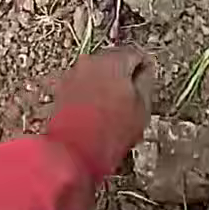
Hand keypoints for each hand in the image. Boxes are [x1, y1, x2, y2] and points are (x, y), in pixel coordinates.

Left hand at [45, 47, 153, 176]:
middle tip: (132, 98)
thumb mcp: (142, 106)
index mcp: (113, 60)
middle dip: (124, 76)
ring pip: (97, 73)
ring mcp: (73, 75)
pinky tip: (96, 114)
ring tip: (113, 110)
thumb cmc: (109, 132)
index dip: (145, 69)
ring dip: (106, 84)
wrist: (70, 155)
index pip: (136, 54)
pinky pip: (83, 85)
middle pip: (115, 61)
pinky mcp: (61, 90)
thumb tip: (144, 71)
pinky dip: (91, 94)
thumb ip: (146, 80)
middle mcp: (90, 61)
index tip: (147, 82)